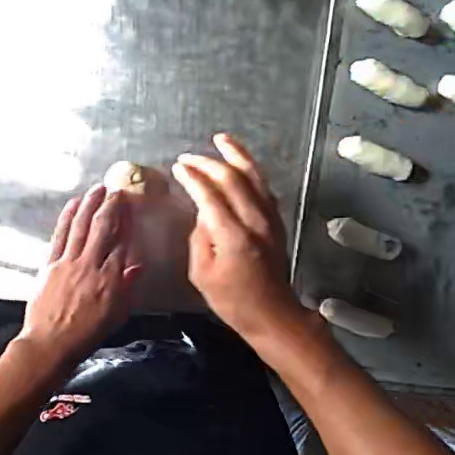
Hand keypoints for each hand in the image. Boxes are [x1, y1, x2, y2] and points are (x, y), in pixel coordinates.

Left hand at [16, 184, 140, 366]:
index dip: (128, 223)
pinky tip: (74, 204)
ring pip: (82, 226)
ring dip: (91, 204)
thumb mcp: (116, 315)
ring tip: (98, 189)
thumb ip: (127, 289)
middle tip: (118, 192)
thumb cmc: (85, 334)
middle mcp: (90, 267)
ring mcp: (68, 263)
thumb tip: (137, 266)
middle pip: (104, 228)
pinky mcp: (50, 264)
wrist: (51, 343)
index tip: (132, 209)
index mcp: (110, 281)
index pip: (123, 244)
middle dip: (112, 206)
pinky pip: (61, 235)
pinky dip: (68, 217)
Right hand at [172, 134, 310, 343]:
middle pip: (233, 179)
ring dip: (237, 156)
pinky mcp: (276, 223)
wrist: (272, 314)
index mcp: (233, 236)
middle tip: (189, 156)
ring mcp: (270, 220)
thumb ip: (199, 238)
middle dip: (209, 163)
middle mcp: (255, 222)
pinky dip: (251, 172)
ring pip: (255, 177)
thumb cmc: (232, 301)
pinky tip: (242, 165)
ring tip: (222, 140)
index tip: (178, 168)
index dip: (193, 178)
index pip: (210, 195)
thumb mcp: (202, 274)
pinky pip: (264, 188)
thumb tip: (203, 214)